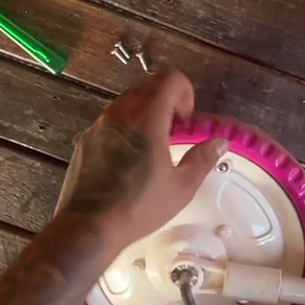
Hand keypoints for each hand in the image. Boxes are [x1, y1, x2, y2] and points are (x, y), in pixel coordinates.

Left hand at [56, 71, 226, 250]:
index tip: (186, 120)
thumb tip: (219, 142)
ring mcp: (98, 125)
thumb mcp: (181, 188)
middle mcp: (120, 113)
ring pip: (126, 101)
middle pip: (147, 86)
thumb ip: (202, 159)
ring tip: (152, 145)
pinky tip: (128, 158)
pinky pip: (109, 120)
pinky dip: (125, 126)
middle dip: (166, 100)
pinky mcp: (85, 139)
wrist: (89, 226)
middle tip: (173, 132)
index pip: (170, 79)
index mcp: (147, 118)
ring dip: (145, 112)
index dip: (185, 92)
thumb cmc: (139, 207)